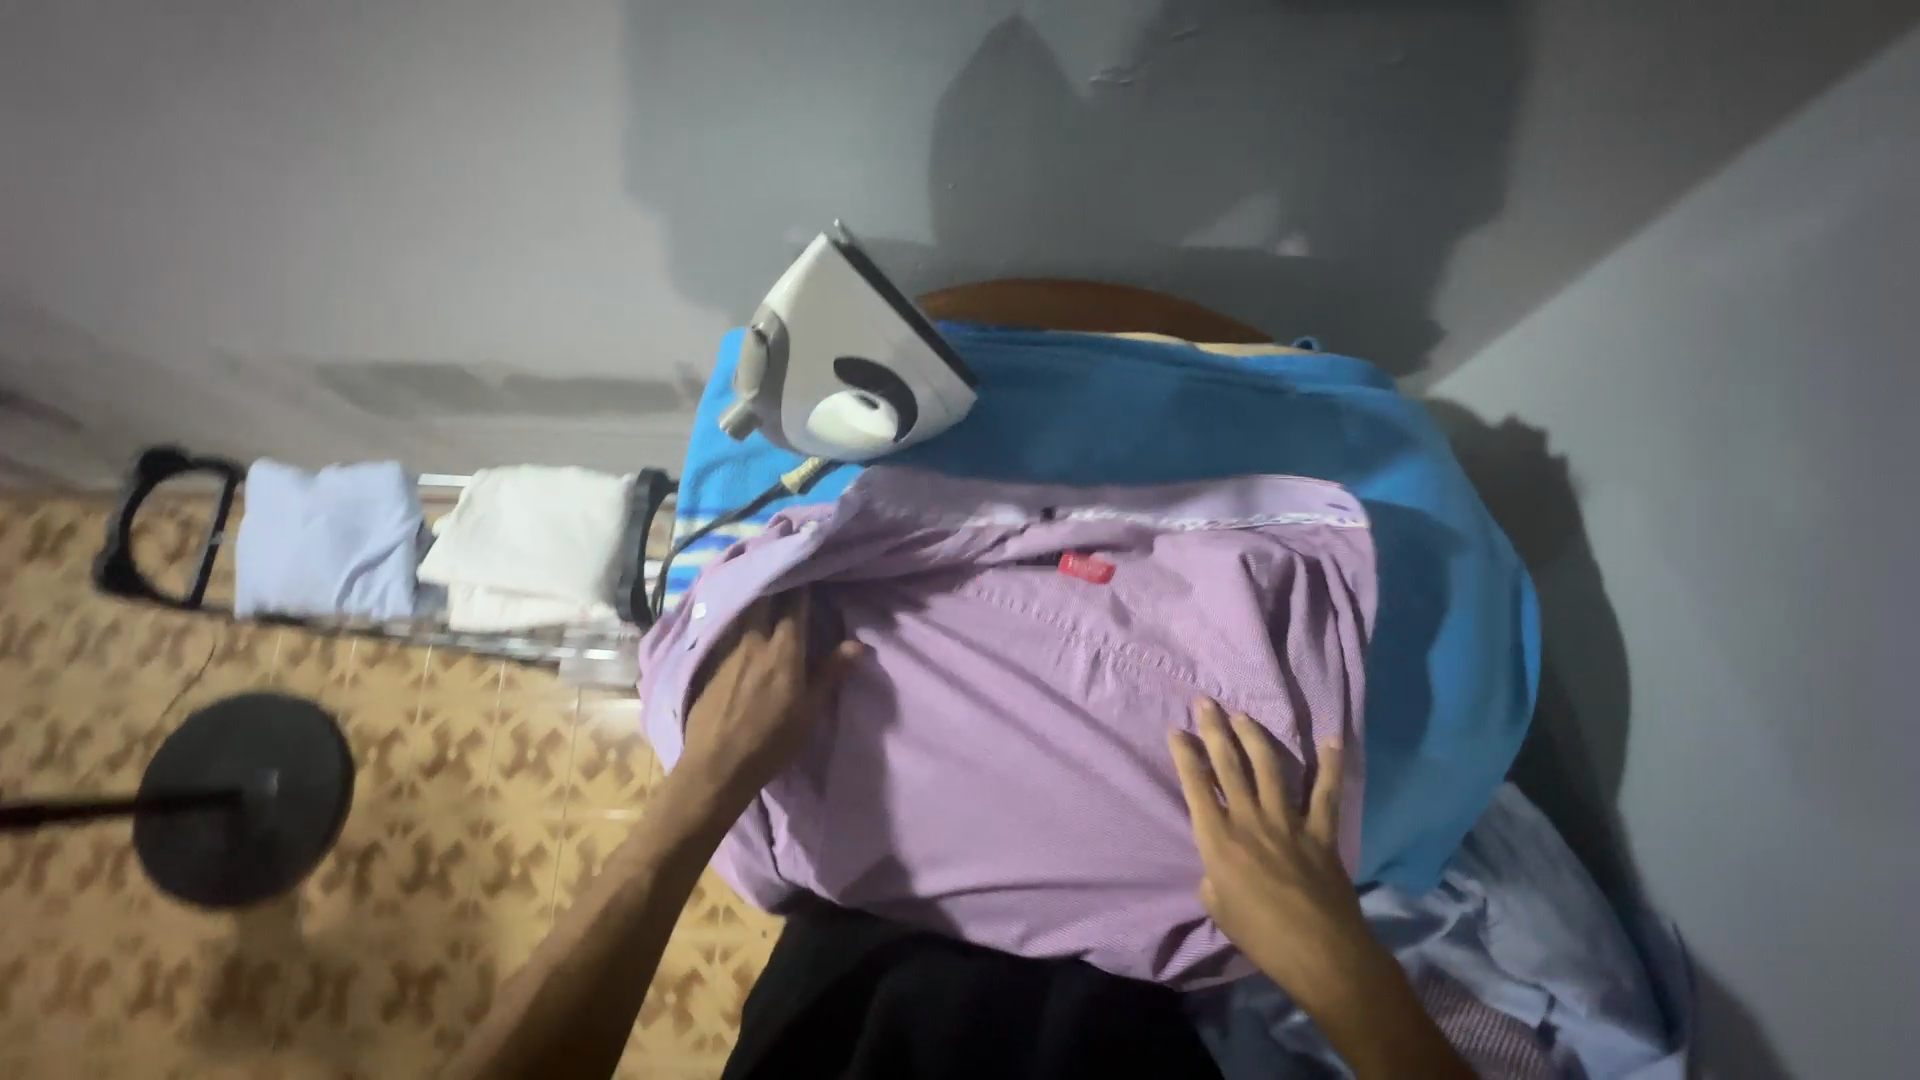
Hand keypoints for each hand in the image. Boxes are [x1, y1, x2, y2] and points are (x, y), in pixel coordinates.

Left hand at [679, 588, 864, 808]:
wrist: (715, 766)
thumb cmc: (770, 741)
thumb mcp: (809, 711)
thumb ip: (830, 673)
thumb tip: (857, 644)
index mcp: (782, 651)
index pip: (794, 607)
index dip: (801, 587)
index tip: (808, 572)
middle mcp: (753, 641)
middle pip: (763, 599)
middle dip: (774, 583)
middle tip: (783, 573)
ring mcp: (726, 650)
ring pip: (741, 611)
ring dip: (753, 597)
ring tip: (760, 587)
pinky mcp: (708, 663)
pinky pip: (724, 628)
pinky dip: (734, 617)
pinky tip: (735, 618)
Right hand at [1168, 698, 1383, 1007]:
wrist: (1320, 953)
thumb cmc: (1259, 935)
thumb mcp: (1216, 907)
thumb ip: (1213, 875)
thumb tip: (1220, 864)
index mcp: (1217, 838)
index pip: (1195, 785)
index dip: (1184, 754)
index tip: (1177, 730)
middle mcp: (1249, 819)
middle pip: (1228, 765)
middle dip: (1214, 730)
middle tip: (1205, 702)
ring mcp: (1287, 821)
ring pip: (1268, 767)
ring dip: (1255, 737)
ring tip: (1244, 716)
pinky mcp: (1320, 832)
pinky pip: (1325, 793)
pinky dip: (1330, 766)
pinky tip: (1332, 741)